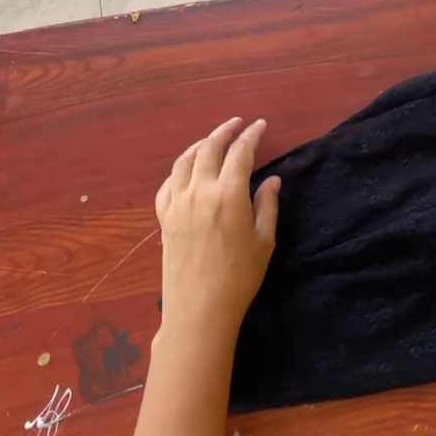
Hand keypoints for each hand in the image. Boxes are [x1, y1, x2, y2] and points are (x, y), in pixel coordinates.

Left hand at [154, 118, 280, 341]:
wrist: (199, 310)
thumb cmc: (240, 277)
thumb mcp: (264, 240)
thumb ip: (267, 205)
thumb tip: (272, 180)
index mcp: (228, 194)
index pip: (240, 152)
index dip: (252, 135)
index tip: (261, 125)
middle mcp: (200, 191)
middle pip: (209, 149)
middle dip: (224, 132)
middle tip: (237, 124)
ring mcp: (177, 204)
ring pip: (184, 162)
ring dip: (200, 145)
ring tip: (212, 141)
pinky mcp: (163, 219)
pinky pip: (167, 185)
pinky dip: (178, 171)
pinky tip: (186, 172)